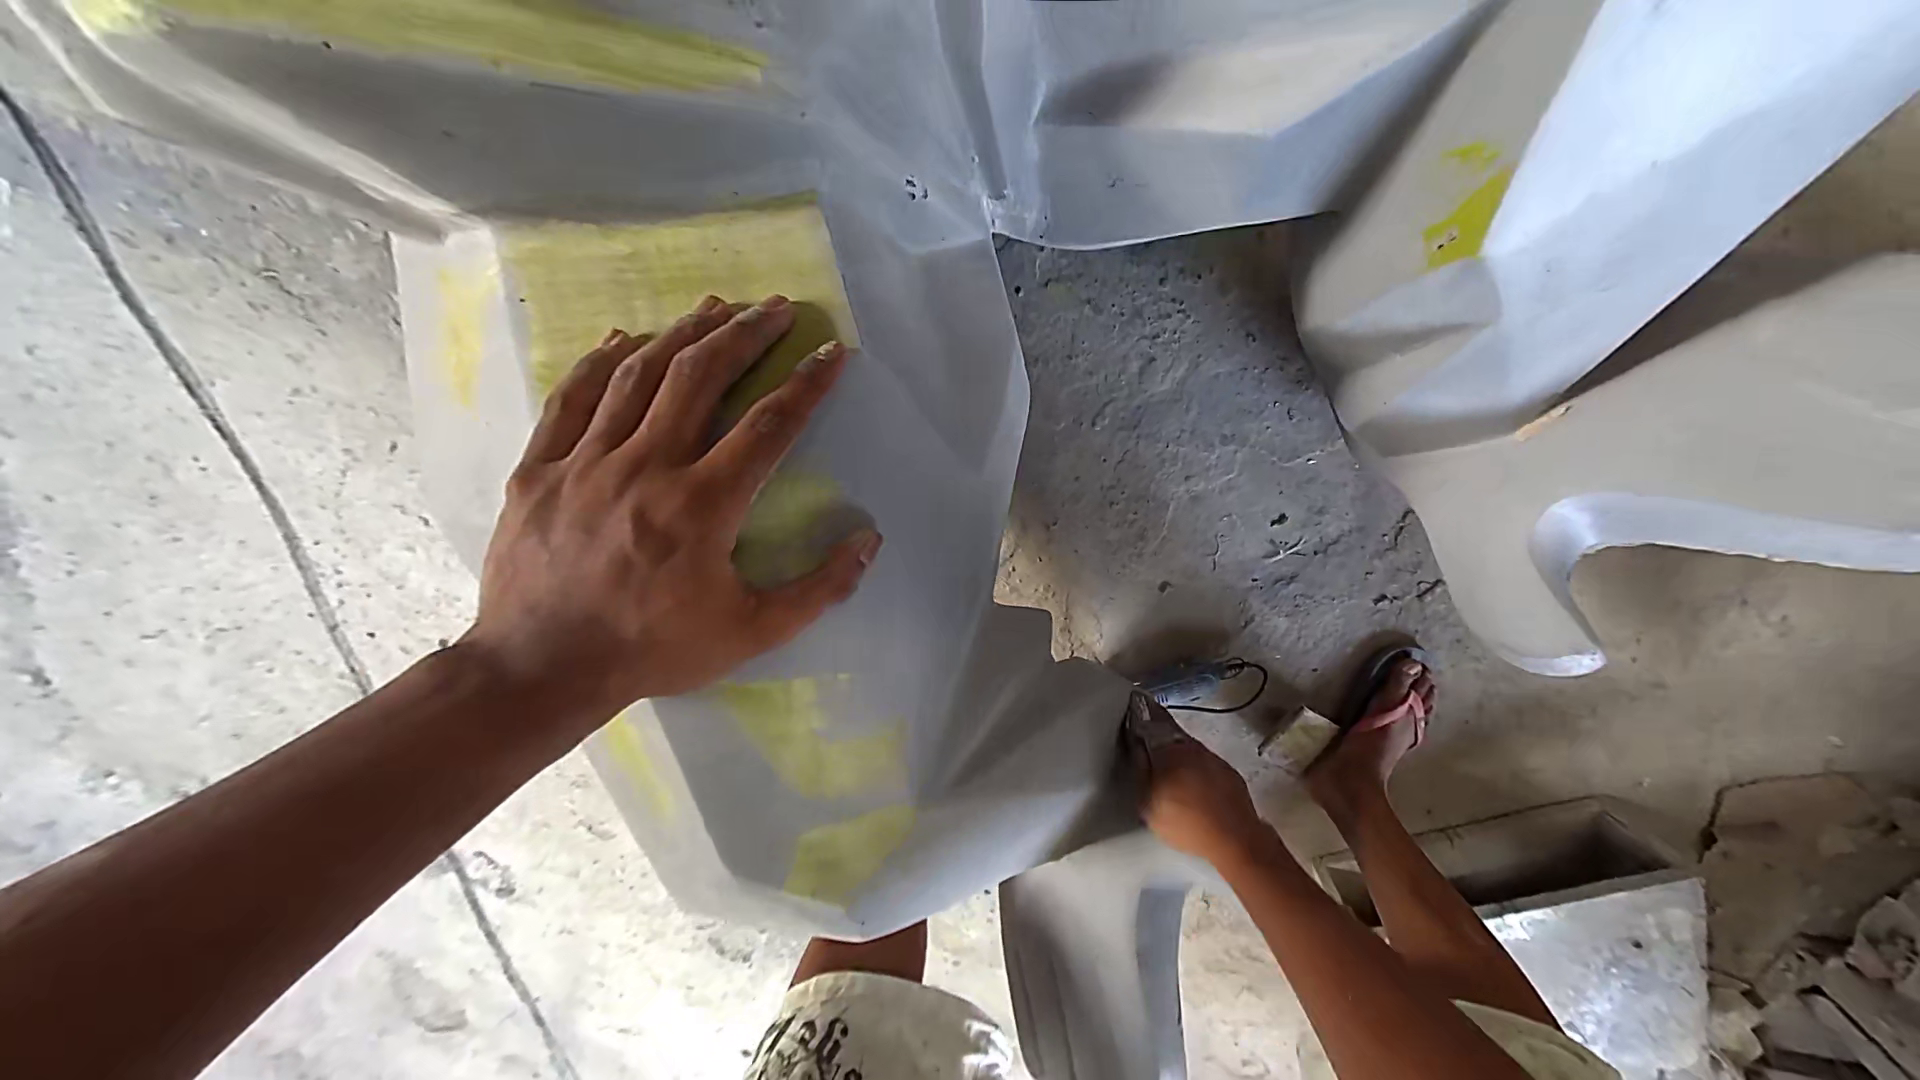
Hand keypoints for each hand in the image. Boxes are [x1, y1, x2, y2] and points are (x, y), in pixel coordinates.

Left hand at [460, 294, 881, 717]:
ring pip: (640, 375)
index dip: (807, 383)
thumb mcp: (754, 632)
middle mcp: (646, 467)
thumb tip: (869, 540)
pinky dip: (603, 361)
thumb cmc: (655, 651)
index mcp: (703, 505)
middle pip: (702, 377)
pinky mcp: (540, 469)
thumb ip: (820, 588)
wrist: (541, 670)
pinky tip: (628, 338)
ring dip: (684, 333)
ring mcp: (586, 462)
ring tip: (717, 308)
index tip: (832, 352)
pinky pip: (572, 397)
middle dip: (746, 334)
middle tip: (776, 307)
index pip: (768, 425)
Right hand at [1127, 693, 1272, 863]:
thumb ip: (1139, 771)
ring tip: (1169, 763)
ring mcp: (1213, 758)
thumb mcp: (1148, 803)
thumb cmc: (1185, 823)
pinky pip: (1205, 761)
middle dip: (1158, 729)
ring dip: (1177, 749)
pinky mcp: (1229, 772)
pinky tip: (1193, 780)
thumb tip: (1136, 747)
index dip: (1141, 712)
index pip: (1150, 721)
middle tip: (1147, 735)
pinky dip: (1196, 765)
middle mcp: (1192, 747)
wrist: (1236, 841)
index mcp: (1168, 750)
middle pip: (1170, 731)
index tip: (1134, 704)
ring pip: (1188, 746)